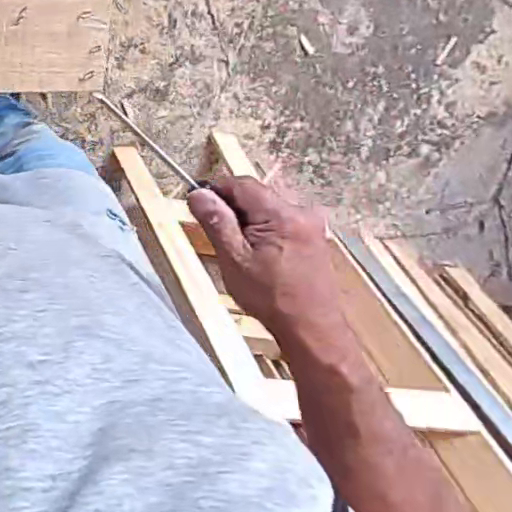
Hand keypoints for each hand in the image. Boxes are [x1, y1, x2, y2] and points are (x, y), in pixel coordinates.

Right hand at [187, 176, 346, 341]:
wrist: (311, 328)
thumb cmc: (271, 297)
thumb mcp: (233, 259)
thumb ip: (216, 222)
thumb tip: (198, 194)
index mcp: (283, 215)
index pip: (241, 184)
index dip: (215, 190)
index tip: (198, 206)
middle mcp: (302, 213)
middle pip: (255, 194)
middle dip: (231, 209)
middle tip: (217, 236)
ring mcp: (312, 225)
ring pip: (267, 208)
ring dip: (246, 221)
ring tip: (237, 250)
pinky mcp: (313, 237)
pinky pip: (280, 221)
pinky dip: (262, 230)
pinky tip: (256, 255)